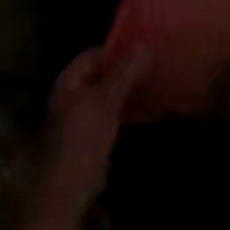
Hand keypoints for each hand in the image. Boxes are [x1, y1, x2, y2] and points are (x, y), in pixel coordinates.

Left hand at [40, 48, 147, 218]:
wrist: (69, 183)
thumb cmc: (84, 136)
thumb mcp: (106, 101)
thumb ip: (123, 74)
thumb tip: (143, 46)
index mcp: (69, 79)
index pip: (94, 55)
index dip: (118, 52)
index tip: (146, 52)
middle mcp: (73, 92)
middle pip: (103, 75)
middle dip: (129, 73)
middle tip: (159, 70)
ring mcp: (82, 113)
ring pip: (110, 94)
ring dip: (133, 91)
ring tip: (161, 87)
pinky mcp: (93, 133)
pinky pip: (113, 113)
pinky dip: (131, 109)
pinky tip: (153, 111)